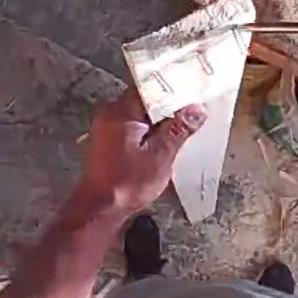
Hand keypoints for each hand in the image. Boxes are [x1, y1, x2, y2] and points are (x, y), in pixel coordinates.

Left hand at [73, 90, 206, 219]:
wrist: (100, 209)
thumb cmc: (128, 182)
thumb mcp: (160, 156)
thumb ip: (178, 130)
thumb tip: (197, 109)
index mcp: (120, 111)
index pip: (149, 87)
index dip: (173, 89)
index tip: (194, 90)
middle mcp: (109, 114)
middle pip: (144, 101)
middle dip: (169, 106)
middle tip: (195, 109)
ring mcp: (106, 128)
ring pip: (139, 116)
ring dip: (159, 122)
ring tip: (186, 125)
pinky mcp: (108, 142)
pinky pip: (132, 128)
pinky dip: (148, 132)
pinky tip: (165, 141)